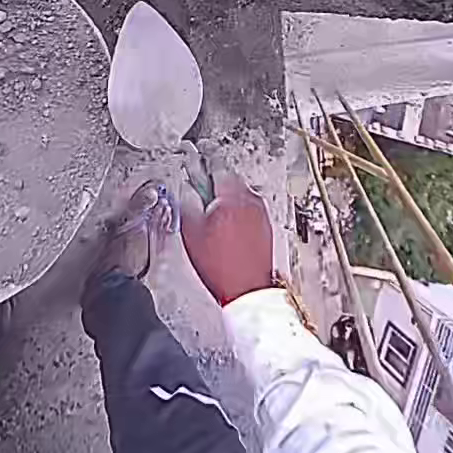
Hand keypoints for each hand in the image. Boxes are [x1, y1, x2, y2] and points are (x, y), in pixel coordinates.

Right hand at [182, 171, 275, 304]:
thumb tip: (187, 187)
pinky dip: (236, 213)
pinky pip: (247, 209)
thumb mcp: (191, 230)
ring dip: (225, 199)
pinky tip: (226, 230)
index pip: (216, 165)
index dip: (202, 162)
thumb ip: (187, 201)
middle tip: (200, 195)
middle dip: (213, 184)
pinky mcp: (265, 226)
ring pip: (238, 194)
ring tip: (212, 219)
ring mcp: (260, 213)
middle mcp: (250, 200)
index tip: (195, 161)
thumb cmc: (220, 265)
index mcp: (232, 195)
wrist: (247, 291)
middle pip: (229, 179)